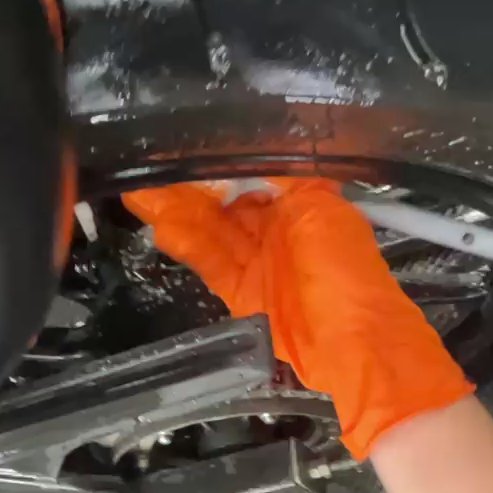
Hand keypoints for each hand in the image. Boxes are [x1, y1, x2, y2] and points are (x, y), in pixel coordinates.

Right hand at [123, 180, 473, 458]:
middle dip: (189, 188)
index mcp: (302, 204)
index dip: (219, 165)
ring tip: (142, 196)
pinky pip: (212, 265)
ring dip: (180, 214)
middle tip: (149, 174)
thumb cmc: (344, 271)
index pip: (251, 176)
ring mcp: (261, 264)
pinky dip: (189, 247)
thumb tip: (254, 150)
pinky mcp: (244, 295)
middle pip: (226, 204)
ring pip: (213, 232)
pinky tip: (164, 228)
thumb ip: (284, 179)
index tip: (184, 149)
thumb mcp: (320, 207)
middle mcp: (279, 230)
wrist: (351, 343)